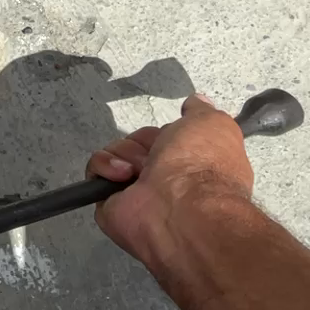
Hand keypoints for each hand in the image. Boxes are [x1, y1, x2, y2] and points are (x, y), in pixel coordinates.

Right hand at [85, 94, 253, 269]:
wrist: (181, 208)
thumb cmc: (201, 165)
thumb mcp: (215, 126)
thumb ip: (203, 112)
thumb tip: (196, 101)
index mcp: (191, 163)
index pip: (164, 136)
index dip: (166, 131)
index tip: (173, 134)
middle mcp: (164, 178)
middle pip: (136, 142)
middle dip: (141, 142)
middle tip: (155, 156)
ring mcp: (135, 191)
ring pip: (112, 153)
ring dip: (123, 154)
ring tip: (137, 171)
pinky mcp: (108, 201)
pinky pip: (94, 172)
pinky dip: (104, 168)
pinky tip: (121, 176)